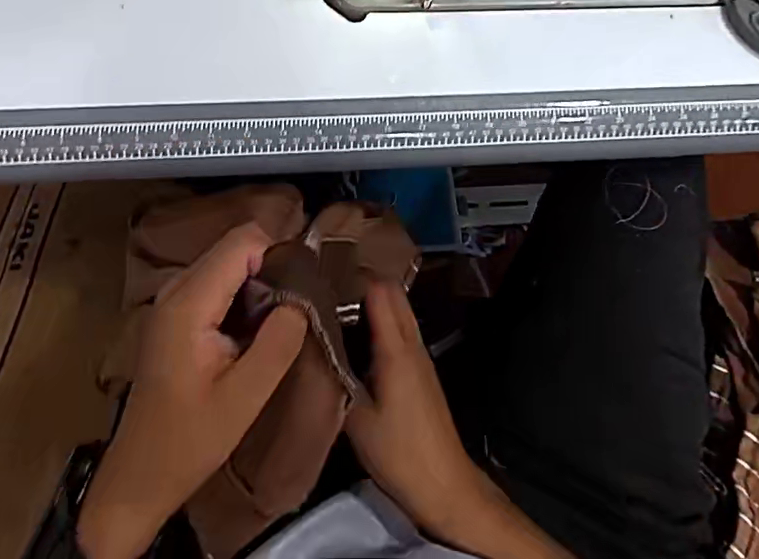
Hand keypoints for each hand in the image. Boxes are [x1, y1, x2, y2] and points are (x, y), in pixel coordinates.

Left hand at [78, 222, 307, 558]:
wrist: (137, 477)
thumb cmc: (190, 441)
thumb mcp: (245, 398)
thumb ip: (280, 340)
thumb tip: (304, 293)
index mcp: (189, 303)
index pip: (243, 241)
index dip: (278, 256)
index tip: (299, 292)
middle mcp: (176, 288)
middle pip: (235, 245)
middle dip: (271, 267)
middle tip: (292, 310)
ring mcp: (172, 297)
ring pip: (228, 259)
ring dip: (258, 280)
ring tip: (275, 323)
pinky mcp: (175, 310)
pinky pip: (217, 278)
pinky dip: (242, 292)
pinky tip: (251, 331)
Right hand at [347, 280, 570, 558]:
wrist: (445, 484)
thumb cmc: (399, 452)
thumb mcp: (356, 418)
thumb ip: (336, 376)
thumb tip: (313, 343)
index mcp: (396, 349)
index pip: (380, 292)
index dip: (355, 276)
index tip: (325, 273)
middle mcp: (412, 343)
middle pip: (394, 293)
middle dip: (364, 281)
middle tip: (328, 285)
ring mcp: (421, 355)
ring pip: (400, 310)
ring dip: (375, 300)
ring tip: (336, 305)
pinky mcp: (422, 369)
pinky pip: (402, 328)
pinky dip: (383, 319)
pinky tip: (358, 335)